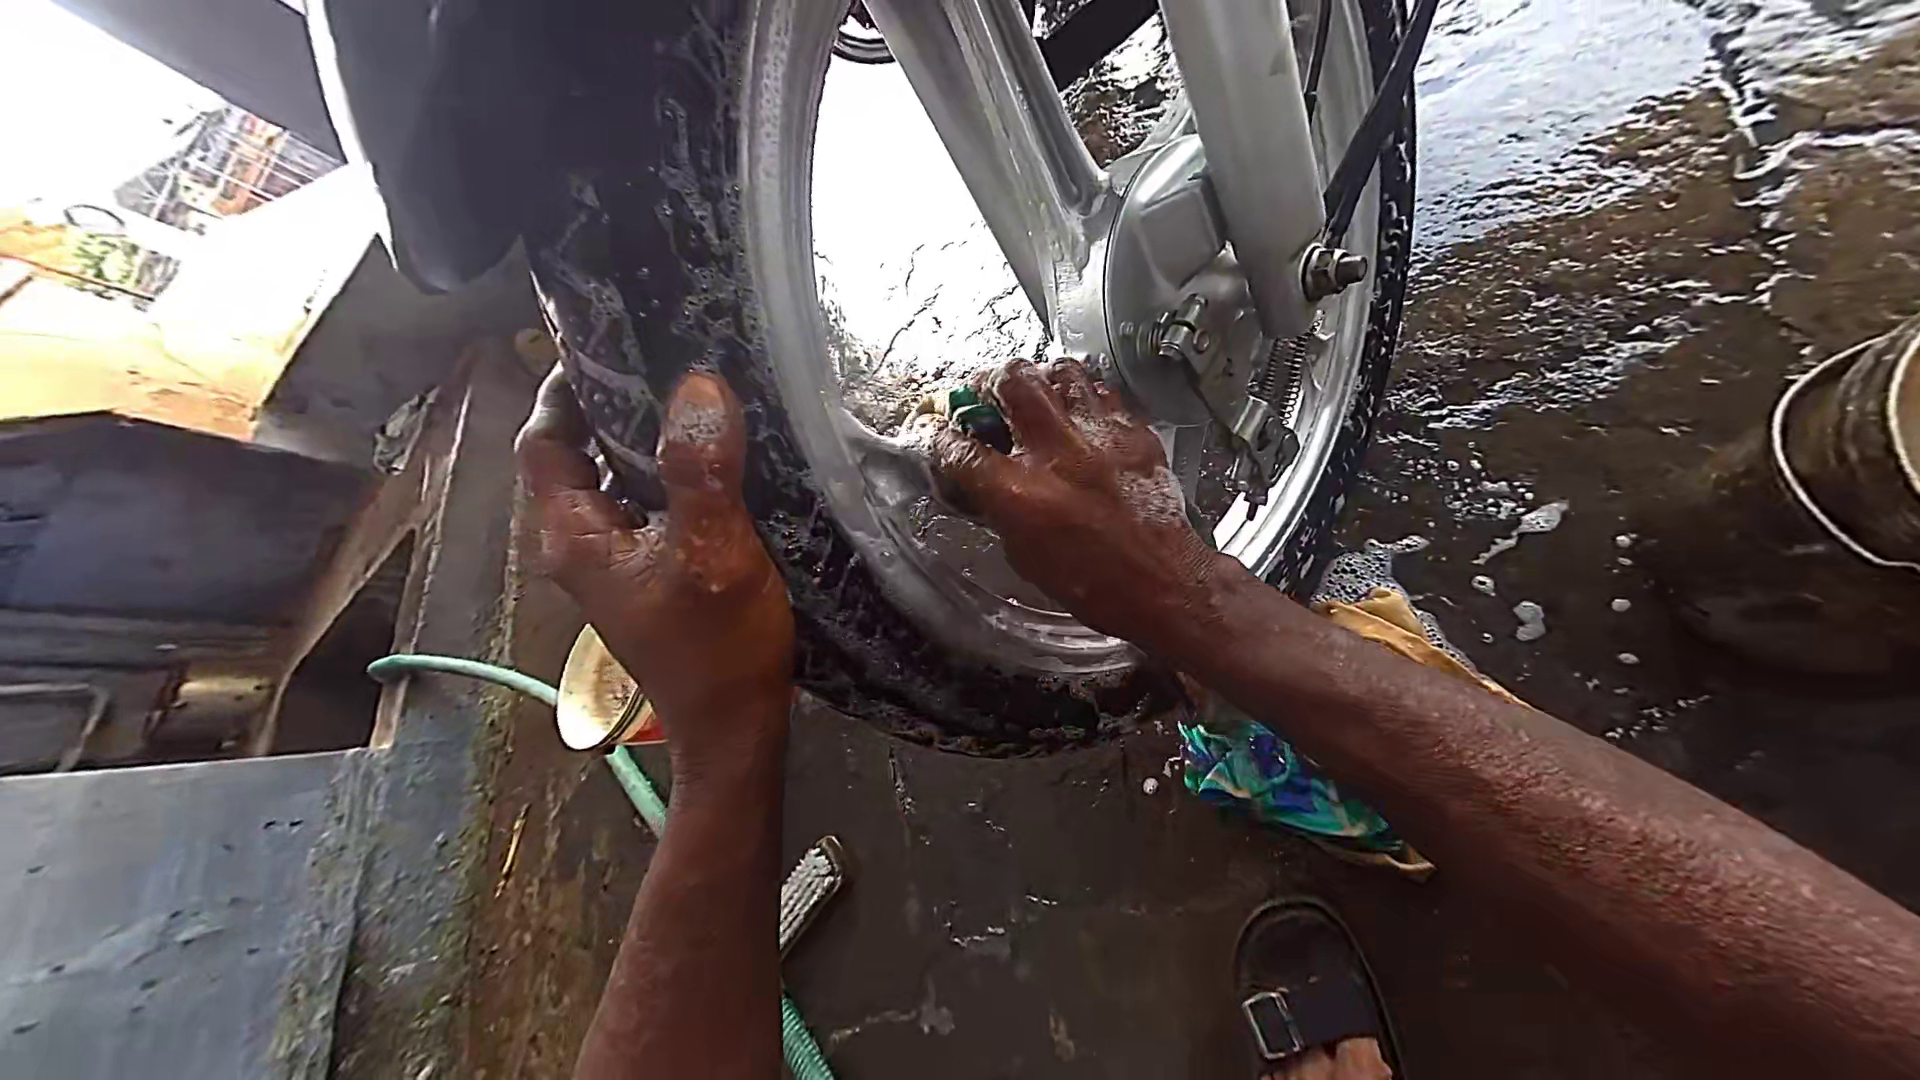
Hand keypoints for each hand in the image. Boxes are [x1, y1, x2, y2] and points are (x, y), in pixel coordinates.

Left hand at [517, 367, 794, 780]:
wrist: (737, 723)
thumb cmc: (718, 648)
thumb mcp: (711, 554)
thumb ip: (701, 473)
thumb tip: (699, 386)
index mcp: (576, 534)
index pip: (546, 439)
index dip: (567, 387)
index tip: (612, 342)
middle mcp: (589, 542)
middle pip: (585, 454)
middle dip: (620, 405)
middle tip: (673, 362)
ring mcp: (625, 559)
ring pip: (627, 479)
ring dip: (655, 440)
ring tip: (703, 400)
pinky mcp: (661, 569)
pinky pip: (661, 504)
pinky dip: (681, 475)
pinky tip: (724, 460)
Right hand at [929, 357, 1231, 652]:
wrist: (1161, 584)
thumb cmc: (1093, 582)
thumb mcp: (1023, 555)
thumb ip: (999, 509)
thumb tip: (985, 483)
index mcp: (1019, 494)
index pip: (961, 449)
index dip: (940, 438)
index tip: (939, 433)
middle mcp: (1056, 454)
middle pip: (1011, 381)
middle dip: (989, 382)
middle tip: (987, 393)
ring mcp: (1098, 438)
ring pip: (1060, 371)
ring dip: (1039, 379)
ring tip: (1036, 395)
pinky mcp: (1133, 434)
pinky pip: (1100, 393)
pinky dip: (1081, 397)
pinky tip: (1078, 416)